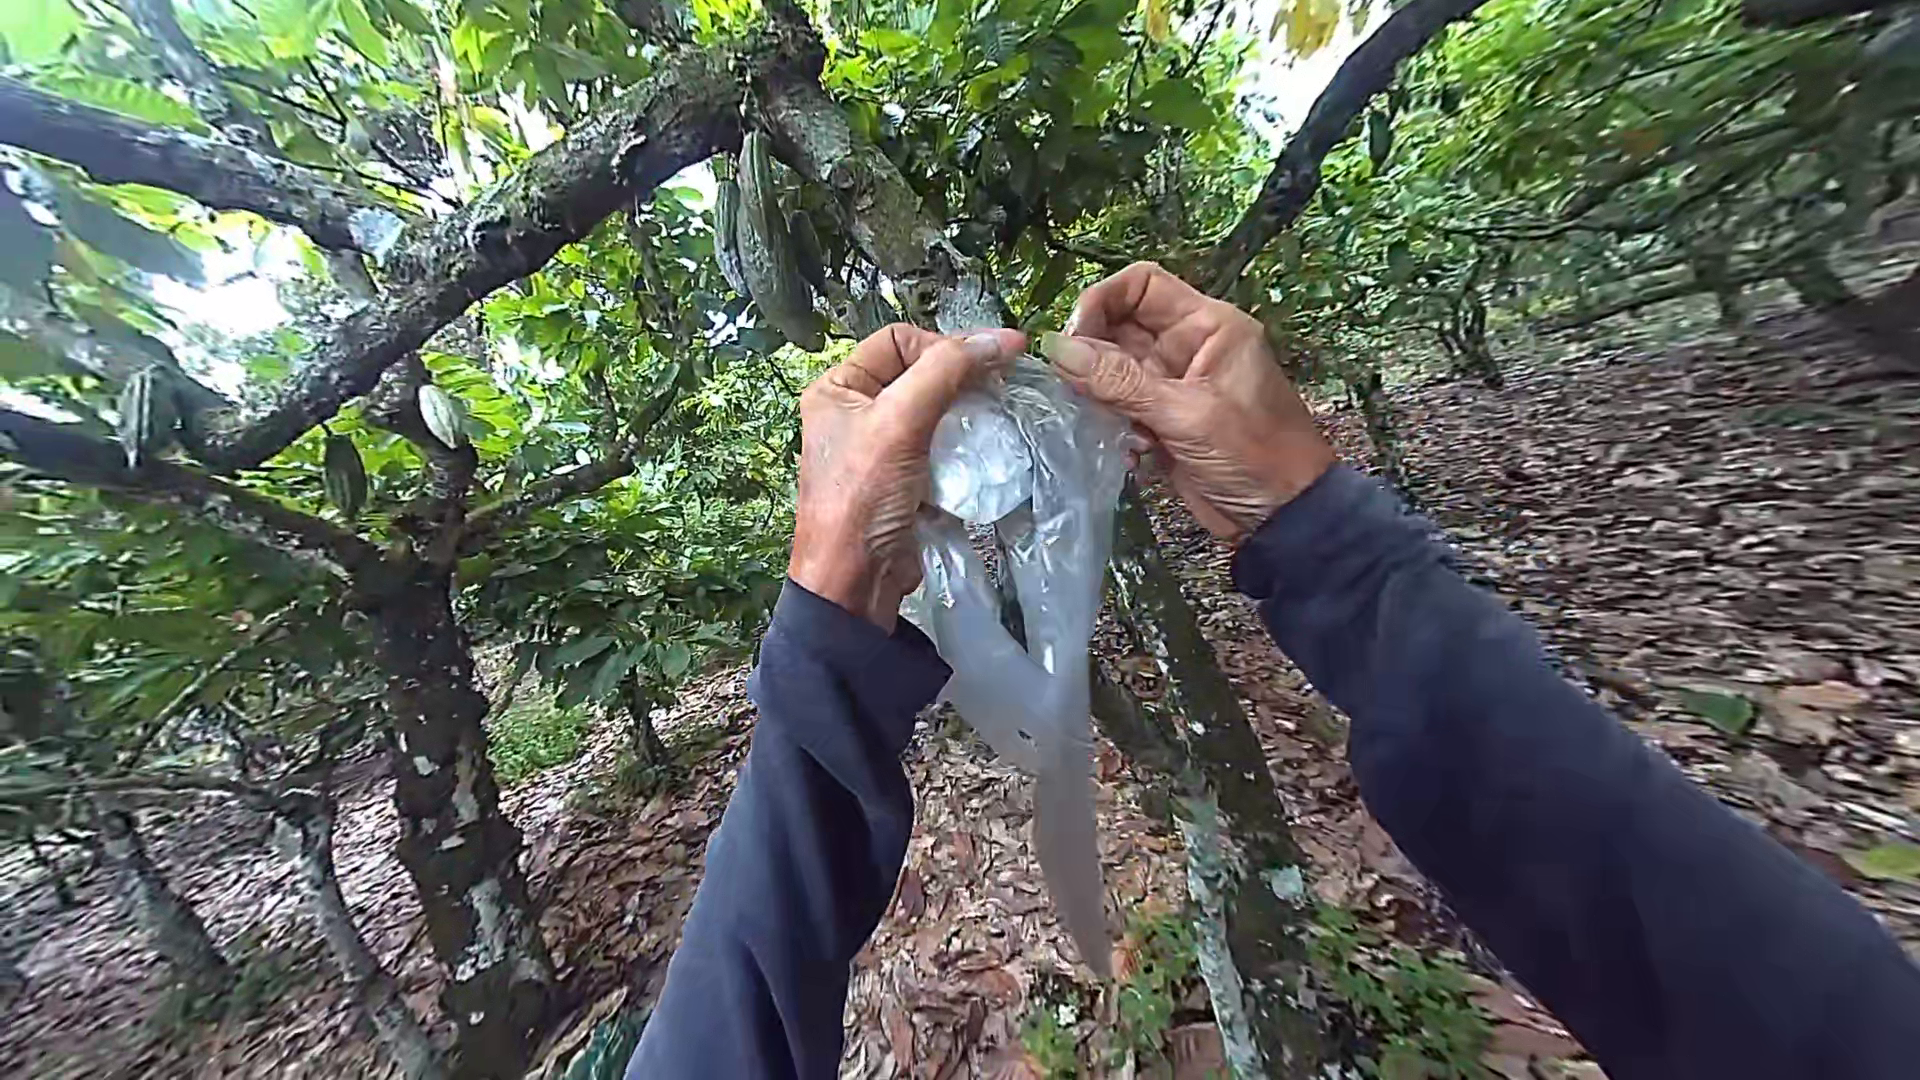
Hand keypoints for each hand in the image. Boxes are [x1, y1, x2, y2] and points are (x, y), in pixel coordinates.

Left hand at [791, 324, 1023, 629]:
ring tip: (995, 418)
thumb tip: (1000, 339)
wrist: (857, 579)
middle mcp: (858, 411)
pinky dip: (965, 446)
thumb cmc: (862, 497)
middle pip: (921, 374)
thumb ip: (946, 372)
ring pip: (938, 411)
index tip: (985, 362)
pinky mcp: (908, 477)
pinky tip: (984, 450)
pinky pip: (944, 446)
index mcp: (839, 387)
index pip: (898, 341)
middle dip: (961, 380)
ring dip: (967, 415)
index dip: (942, 346)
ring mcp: (884, 447)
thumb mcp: (898, 423)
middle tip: (1001, 384)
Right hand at [1040, 261, 1334, 540]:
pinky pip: (1118, 408)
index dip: (1101, 300)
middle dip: (1091, 355)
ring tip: (1102, 424)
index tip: (1072, 339)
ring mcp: (1168, 386)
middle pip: (1118, 328)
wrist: (1279, 515)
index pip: (1142, 285)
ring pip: (1111, 371)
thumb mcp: (1187, 414)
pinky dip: (1112, 426)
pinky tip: (1129, 452)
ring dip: (1099, 397)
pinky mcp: (1158, 421)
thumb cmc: (1252, 455)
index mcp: (1204, 326)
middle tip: (1073, 389)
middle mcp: (1182, 348)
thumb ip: (1121, 382)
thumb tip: (1058, 349)